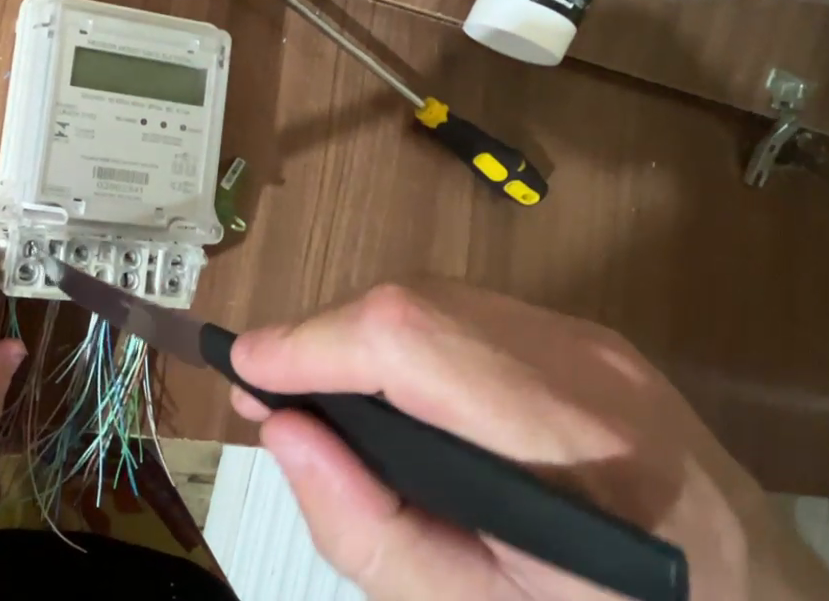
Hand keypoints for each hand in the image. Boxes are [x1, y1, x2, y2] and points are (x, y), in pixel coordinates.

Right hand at [229, 282, 828, 599]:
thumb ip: (369, 528)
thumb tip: (282, 429)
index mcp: (573, 440)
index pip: (410, 339)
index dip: (310, 341)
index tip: (241, 371)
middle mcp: (582, 359)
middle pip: (410, 307)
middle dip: (321, 342)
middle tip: (269, 396)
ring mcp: (587, 337)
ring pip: (427, 301)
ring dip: (354, 338)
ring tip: (319, 395)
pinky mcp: (580, 336)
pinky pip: (458, 316)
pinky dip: (398, 342)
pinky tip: (385, 389)